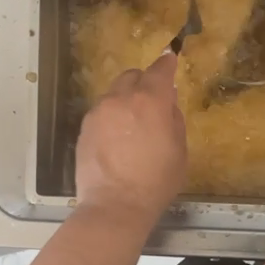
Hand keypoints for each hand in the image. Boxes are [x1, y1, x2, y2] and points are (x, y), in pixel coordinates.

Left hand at [74, 51, 187, 227]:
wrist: (115, 205)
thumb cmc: (156, 182)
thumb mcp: (179, 150)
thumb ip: (173, 119)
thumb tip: (167, 103)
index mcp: (150, 100)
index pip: (160, 70)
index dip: (167, 64)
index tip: (170, 59)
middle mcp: (121, 99)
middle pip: (132, 76)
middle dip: (143, 83)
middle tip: (151, 101)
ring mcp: (99, 112)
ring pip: (114, 94)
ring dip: (125, 101)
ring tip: (132, 126)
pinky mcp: (84, 128)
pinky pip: (101, 113)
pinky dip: (111, 118)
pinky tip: (116, 140)